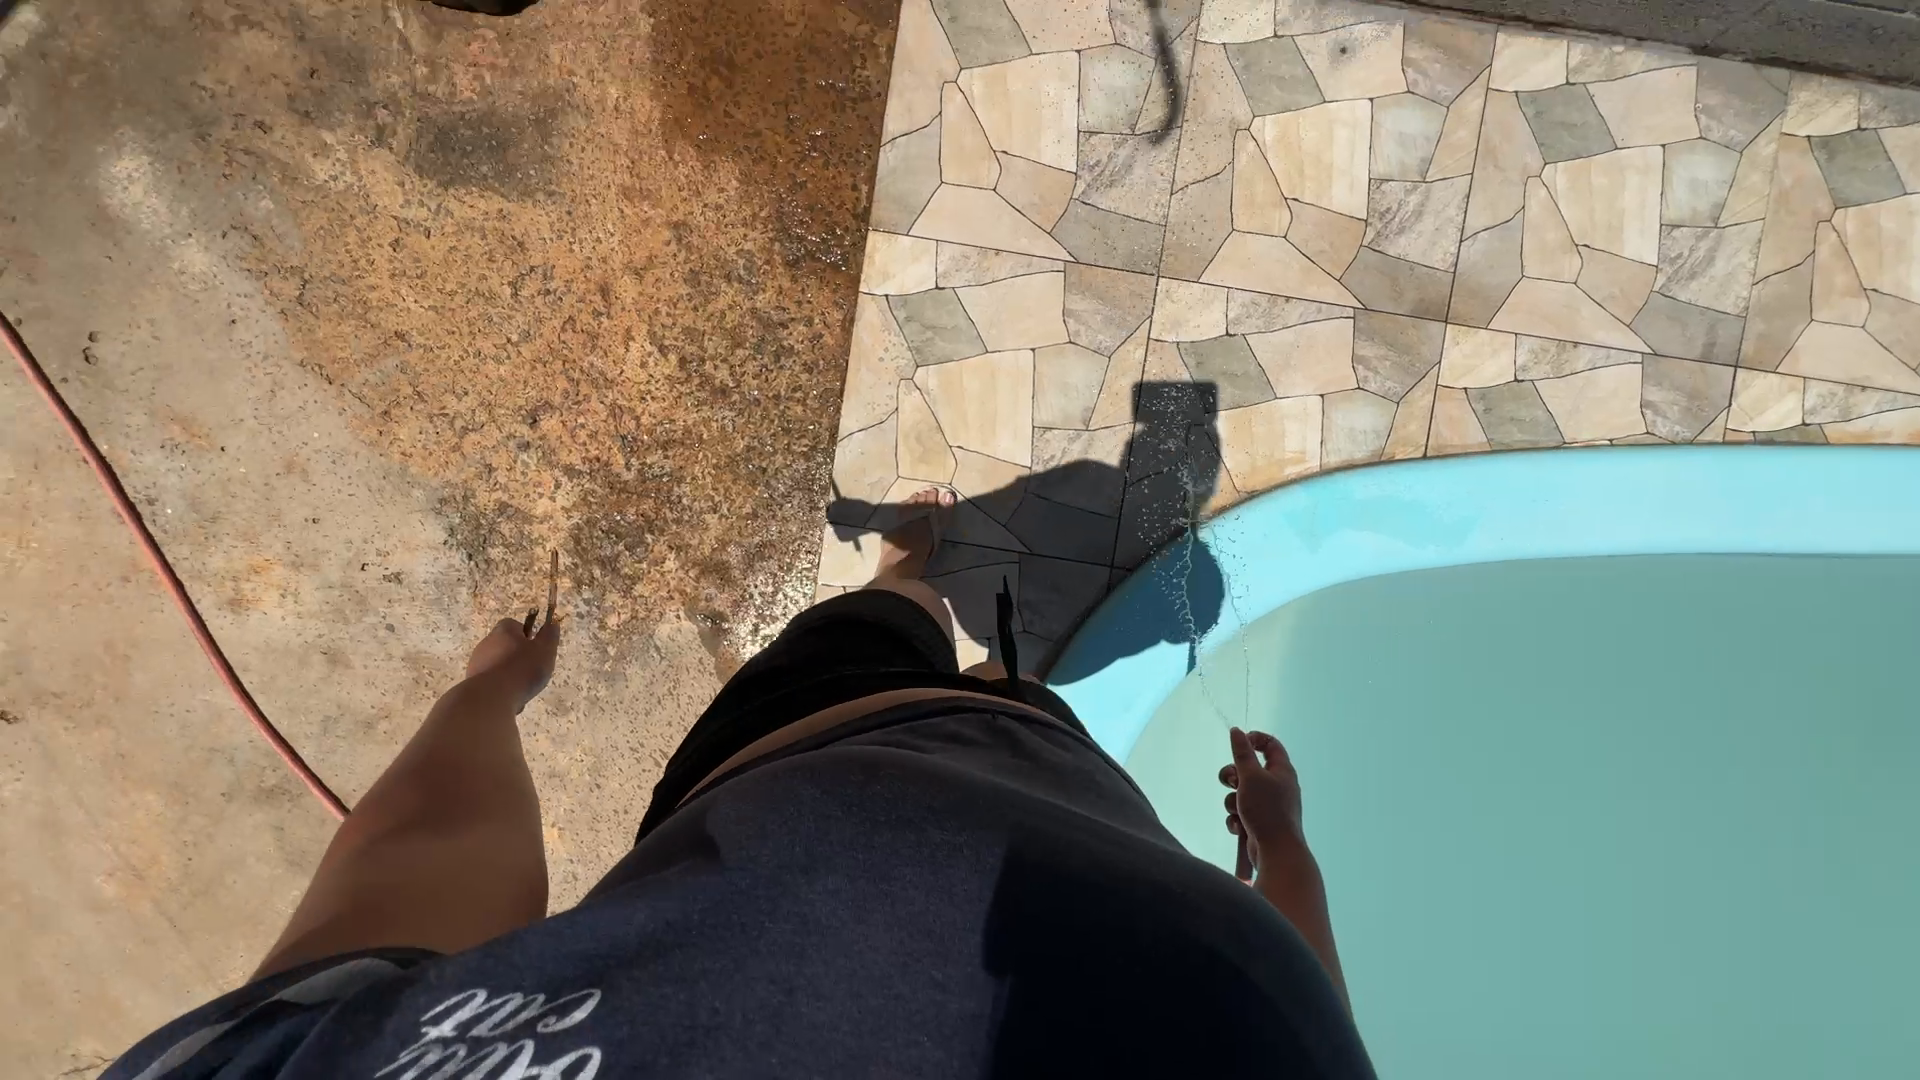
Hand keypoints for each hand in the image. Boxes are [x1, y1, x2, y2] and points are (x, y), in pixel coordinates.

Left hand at [464, 616, 560, 711]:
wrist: (491, 697)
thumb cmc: (523, 668)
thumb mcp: (546, 649)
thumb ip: (550, 635)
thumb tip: (552, 623)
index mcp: (504, 631)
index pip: (513, 625)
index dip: (526, 634)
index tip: (536, 646)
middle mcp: (486, 643)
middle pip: (504, 643)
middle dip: (517, 653)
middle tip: (532, 665)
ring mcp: (476, 662)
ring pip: (497, 661)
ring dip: (508, 669)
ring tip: (522, 683)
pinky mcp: (472, 680)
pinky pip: (490, 678)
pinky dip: (500, 683)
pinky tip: (510, 693)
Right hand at [1220, 727, 1304, 881]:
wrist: (1276, 852)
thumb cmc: (1266, 809)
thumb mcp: (1250, 776)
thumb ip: (1242, 752)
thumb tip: (1236, 731)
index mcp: (1282, 771)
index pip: (1271, 744)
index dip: (1254, 739)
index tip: (1238, 742)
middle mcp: (1277, 786)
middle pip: (1249, 769)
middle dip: (1234, 775)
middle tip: (1232, 781)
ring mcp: (1269, 805)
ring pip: (1241, 792)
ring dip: (1233, 800)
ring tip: (1237, 810)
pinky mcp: (1260, 822)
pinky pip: (1241, 812)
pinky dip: (1237, 818)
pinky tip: (1240, 827)